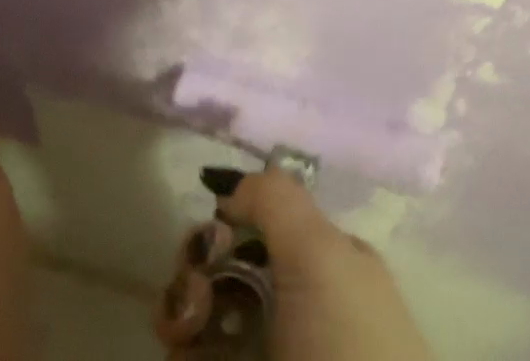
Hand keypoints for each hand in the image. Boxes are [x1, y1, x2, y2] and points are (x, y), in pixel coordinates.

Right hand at [154, 166, 434, 360]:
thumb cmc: (347, 340)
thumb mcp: (324, 254)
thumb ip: (278, 202)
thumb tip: (231, 185)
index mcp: (321, 263)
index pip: (259, 224)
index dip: (228, 222)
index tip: (216, 228)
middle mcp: (289, 303)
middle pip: (221, 266)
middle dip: (197, 267)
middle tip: (201, 289)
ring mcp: (260, 349)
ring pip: (199, 314)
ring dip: (182, 310)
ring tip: (190, 327)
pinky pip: (191, 352)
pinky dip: (182, 347)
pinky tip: (185, 350)